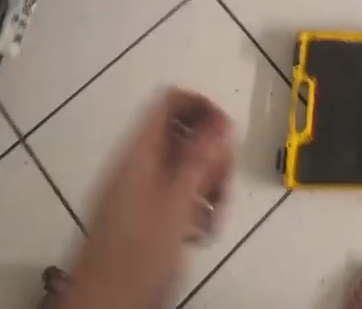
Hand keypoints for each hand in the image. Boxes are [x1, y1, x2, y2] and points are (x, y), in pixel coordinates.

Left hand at [61, 89, 234, 308]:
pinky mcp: (140, 219)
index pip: (170, 101)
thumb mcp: (176, 205)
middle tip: (225, 184)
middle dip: (210, 153)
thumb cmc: (137, 258)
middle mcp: (136, 165)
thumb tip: (221, 120)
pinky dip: (193, 204)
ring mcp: (136, 192)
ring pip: (181, 165)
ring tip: (216, 217)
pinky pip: (174, 193)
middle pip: (181, 134)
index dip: (201, 106)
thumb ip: (199, 159)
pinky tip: (202, 232)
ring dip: (207, 182)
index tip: (226, 133)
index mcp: (139, 153)